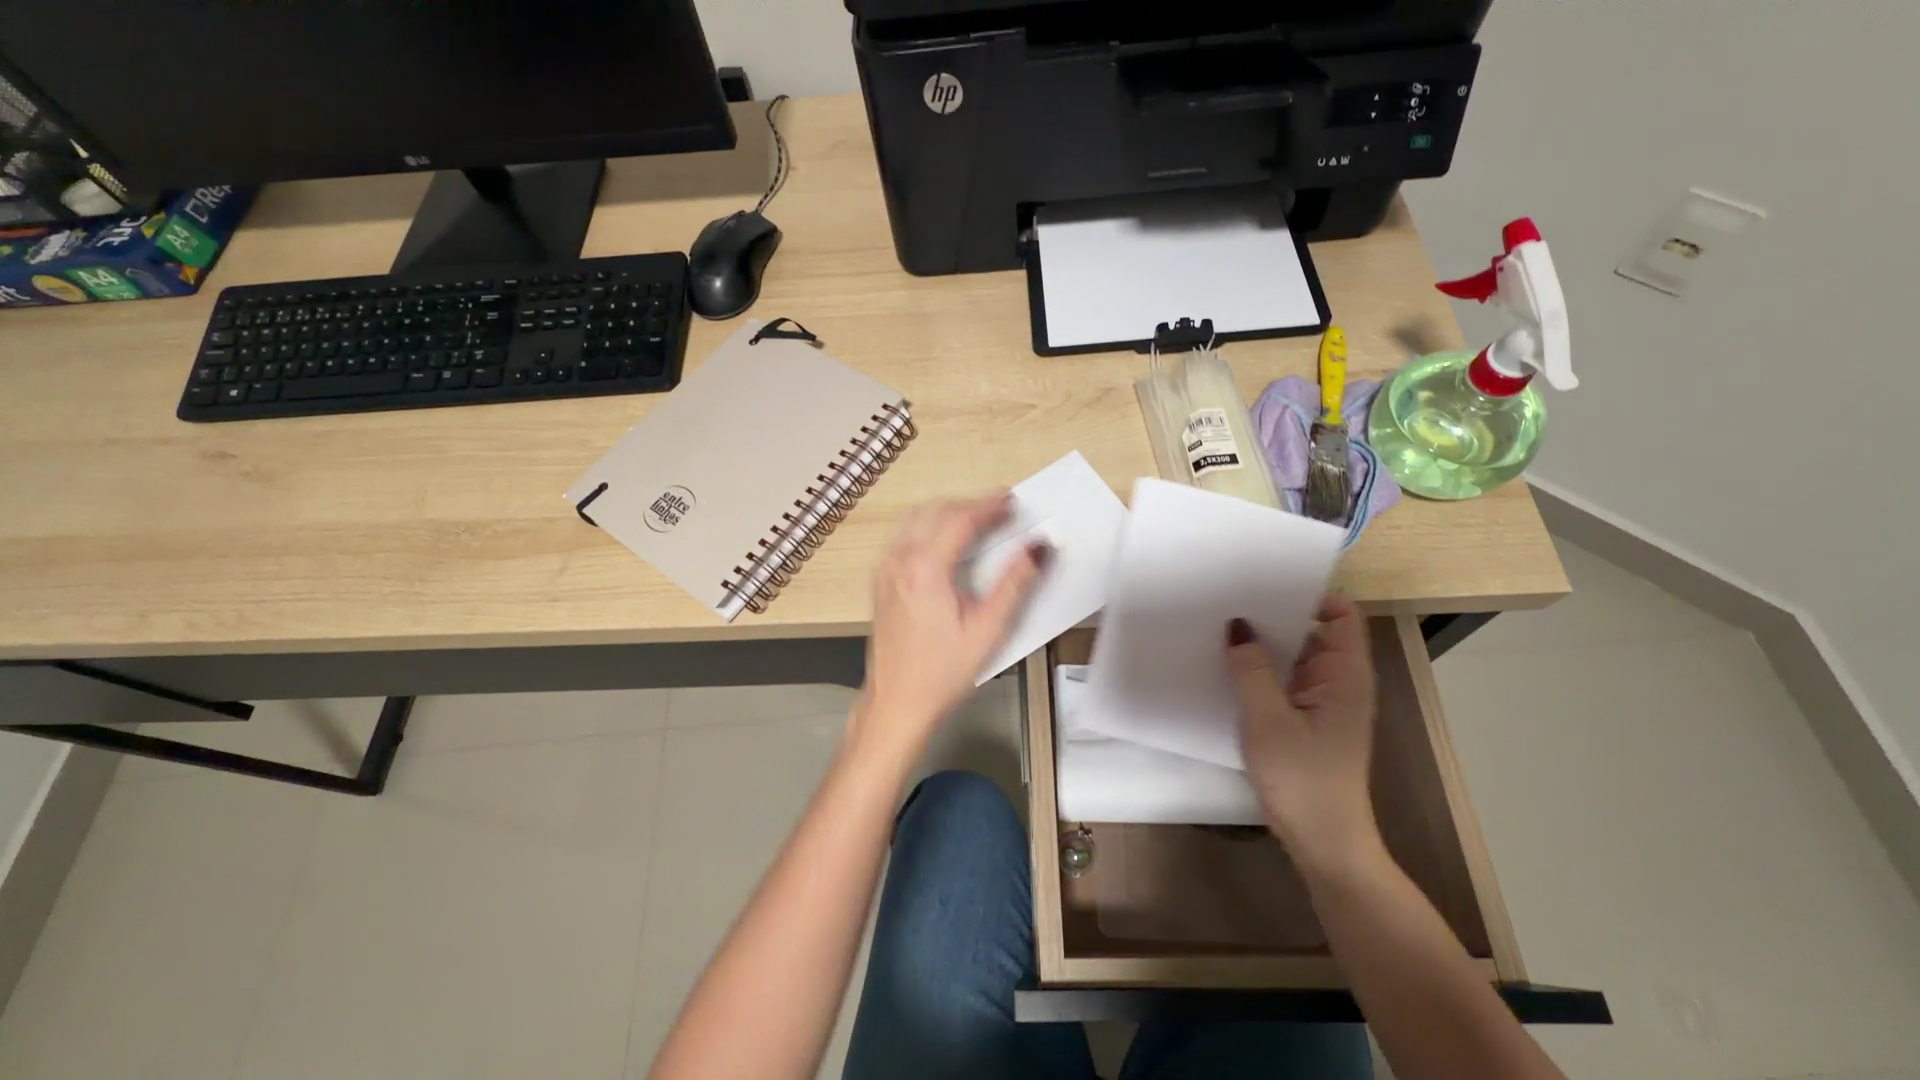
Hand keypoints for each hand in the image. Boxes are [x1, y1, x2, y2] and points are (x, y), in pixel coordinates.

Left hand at [854, 494, 1048, 758]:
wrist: (897, 701)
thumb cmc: (939, 673)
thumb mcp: (988, 630)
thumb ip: (1015, 583)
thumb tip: (1038, 549)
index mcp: (925, 569)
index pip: (960, 519)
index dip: (989, 506)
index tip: (1012, 501)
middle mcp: (899, 562)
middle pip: (936, 512)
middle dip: (970, 505)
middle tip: (1001, 510)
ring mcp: (885, 570)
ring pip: (916, 520)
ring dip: (947, 513)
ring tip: (978, 521)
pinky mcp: (881, 582)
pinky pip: (904, 537)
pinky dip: (928, 527)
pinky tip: (946, 542)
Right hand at [1226, 594, 1379, 870]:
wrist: (1324, 843)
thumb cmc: (1304, 779)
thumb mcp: (1269, 721)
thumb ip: (1252, 670)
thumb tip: (1237, 626)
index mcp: (1346, 675)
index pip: (1341, 614)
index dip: (1310, 595)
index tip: (1264, 587)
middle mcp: (1339, 682)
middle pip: (1312, 633)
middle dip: (1274, 617)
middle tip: (1228, 601)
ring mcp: (1322, 704)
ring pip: (1293, 661)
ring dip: (1263, 648)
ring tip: (1219, 629)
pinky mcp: (1305, 724)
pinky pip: (1283, 685)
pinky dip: (1259, 675)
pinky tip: (1225, 671)